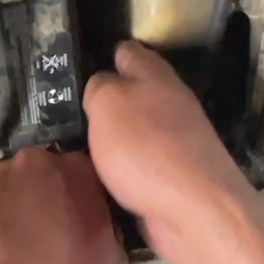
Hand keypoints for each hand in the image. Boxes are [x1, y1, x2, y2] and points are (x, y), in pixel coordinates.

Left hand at [0, 148, 126, 263]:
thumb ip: (107, 229)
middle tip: (35, 237)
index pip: (82, 173)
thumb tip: (99, 226)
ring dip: (3, 207)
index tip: (73, 223)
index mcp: (78, 172)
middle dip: (37, 198)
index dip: (76, 199)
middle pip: (38, 173)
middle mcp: (34, 161)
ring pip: (0, 186)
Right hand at [84, 41, 260, 263]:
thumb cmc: (146, 148)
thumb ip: (99, 88)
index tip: (78, 67)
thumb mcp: (108, 104)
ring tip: (75, 145)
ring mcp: (176, 141)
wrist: (195, 211)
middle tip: (68, 111)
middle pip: (134, 92)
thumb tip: (101, 87)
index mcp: (155, 75)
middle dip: (106, 100)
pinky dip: (122, 168)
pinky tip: (100, 177)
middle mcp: (170, 102)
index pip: (127, 52)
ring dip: (113, 137)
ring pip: (136, 130)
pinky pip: (140, 163)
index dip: (104, 55)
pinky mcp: (175, 176)